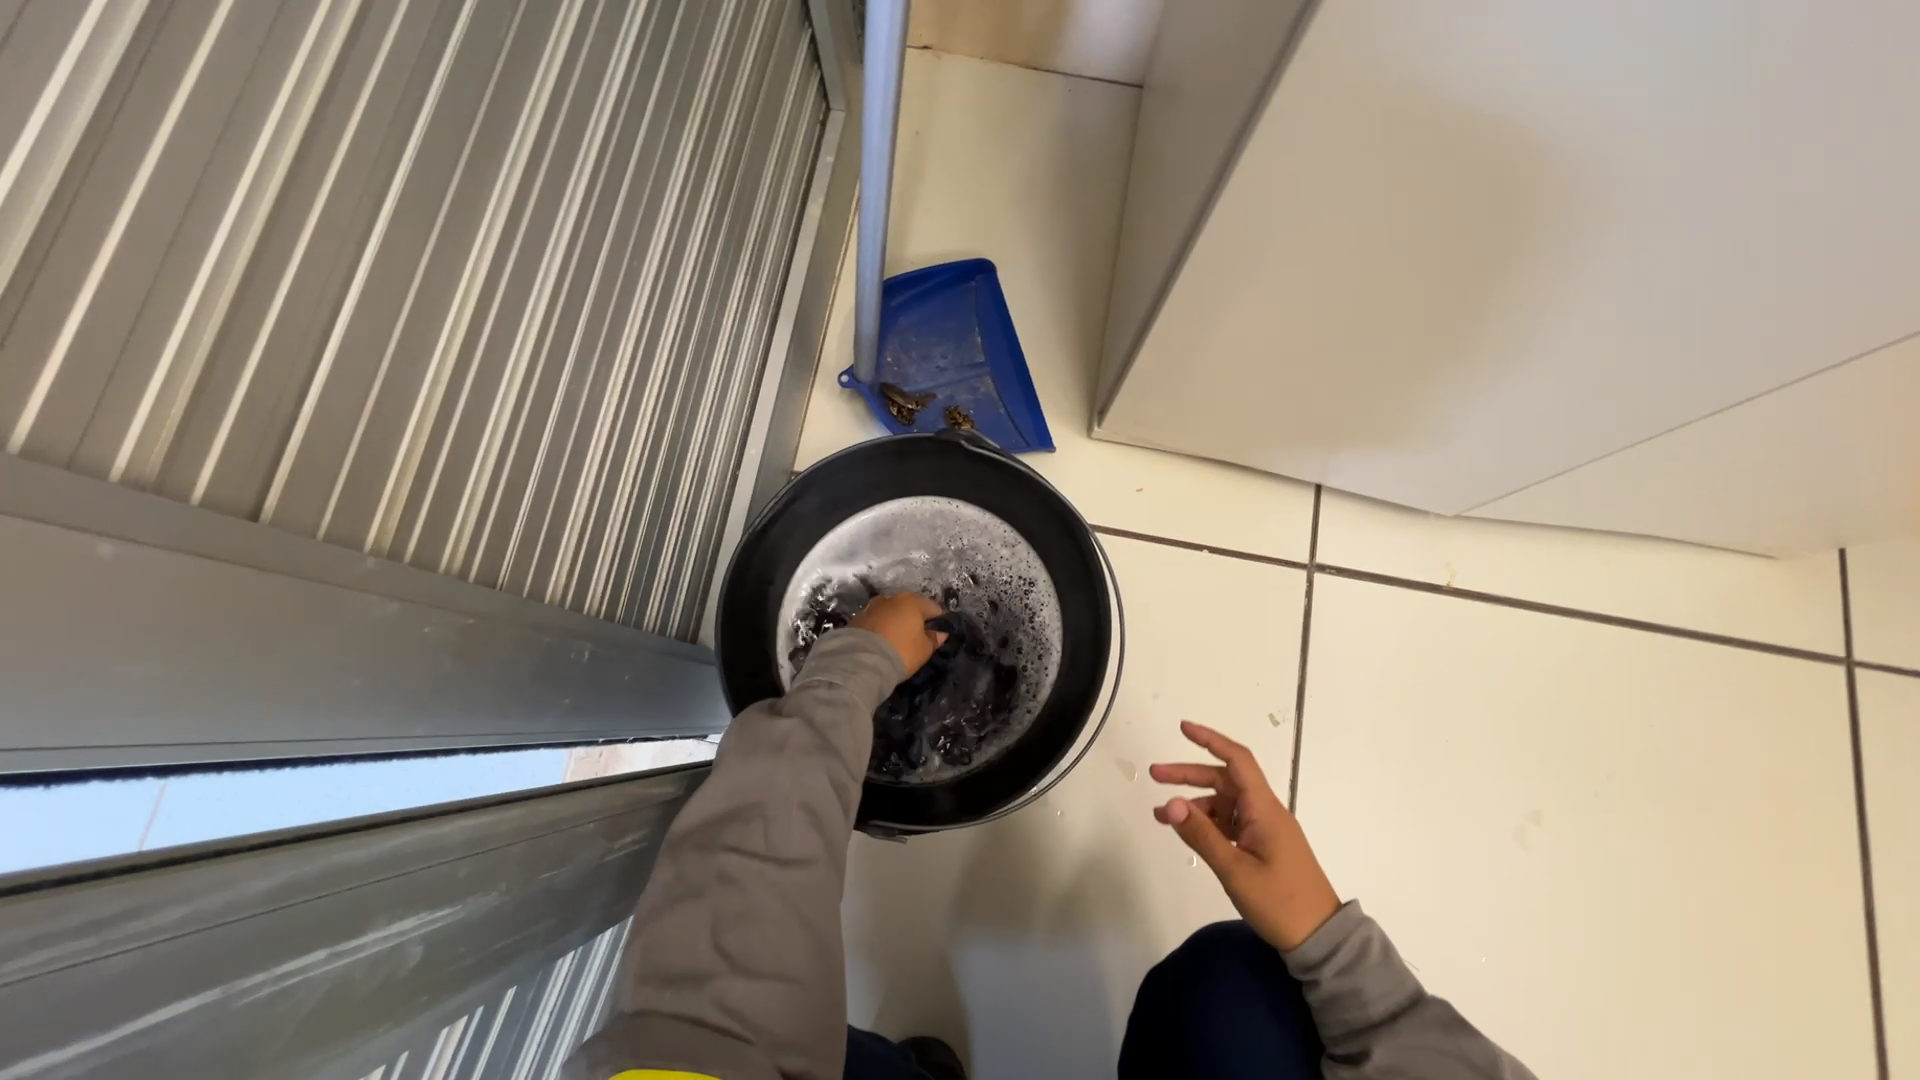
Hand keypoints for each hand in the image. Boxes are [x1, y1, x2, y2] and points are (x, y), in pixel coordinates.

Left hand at [848, 593, 948, 676]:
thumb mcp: (924, 649)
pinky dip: (879, 629)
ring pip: (889, 613)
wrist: (860, 661)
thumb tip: (940, 633)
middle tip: (918, 637)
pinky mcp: (855, 619)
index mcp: (911, 601)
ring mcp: (870, 607)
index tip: (939, 633)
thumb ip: (934, 639)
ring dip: (894, 622)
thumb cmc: (901, 651)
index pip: (932, 607)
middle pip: (908, 607)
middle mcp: (890, 599)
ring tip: (896, 639)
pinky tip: (880, 642)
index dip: (939, 620)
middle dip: (914, 619)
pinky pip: (874, 622)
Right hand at [1151, 720, 1342, 950]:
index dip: (1210, 740)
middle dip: (1189, 773)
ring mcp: (1265, 829)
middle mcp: (1265, 812)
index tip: (1183, 728)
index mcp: (1264, 809)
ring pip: (1224, 802)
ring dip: (1194, 802)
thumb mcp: (1234, 870)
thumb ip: (1201, 834)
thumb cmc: (1280, 902)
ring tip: (1160, 814)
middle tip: (1155, 775)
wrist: (1320, 939)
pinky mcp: (1263, 846)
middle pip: (1225, 779)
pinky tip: (1185, 831)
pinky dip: (1205, 822)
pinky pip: (1229, 823)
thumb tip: (1169, 803)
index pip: (1237, 760)